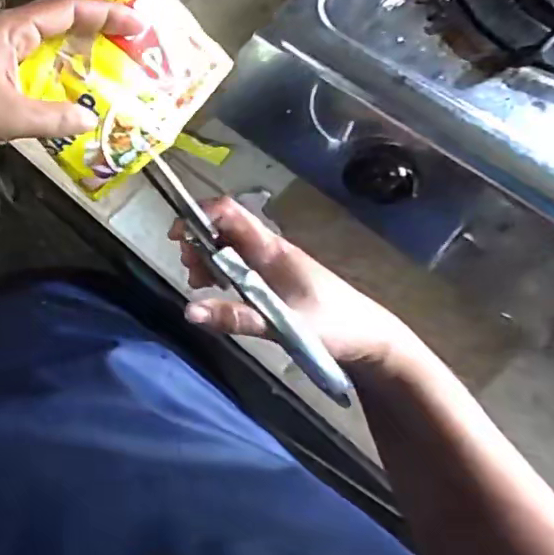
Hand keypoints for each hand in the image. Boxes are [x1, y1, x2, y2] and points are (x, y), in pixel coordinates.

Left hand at [0, 0, 144, 156]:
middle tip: (132, 44)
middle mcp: (2, 32)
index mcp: (10, 29)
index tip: (140, 26)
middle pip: (57, 20)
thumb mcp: (11, 118)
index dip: (107, 14)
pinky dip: (52, 70)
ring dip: (74, 51)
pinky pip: (28, 62)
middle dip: (96, 28)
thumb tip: (91, 120)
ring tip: (109, 63)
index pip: (67, 9)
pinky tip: (67, 87)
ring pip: (43, 42)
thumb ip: (54, 118)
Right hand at [170, 196, 425, 371]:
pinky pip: (235, 262)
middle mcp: (267, 249)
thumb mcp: (284, 325)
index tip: (177, 238)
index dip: (197, 215)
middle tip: (192, 274)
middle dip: (195, 244)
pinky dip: (217, 271)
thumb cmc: (336, 328)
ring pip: (225, 246)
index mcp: (271, 249)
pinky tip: (218, 292)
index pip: (228, 212)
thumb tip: (189, 310)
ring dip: (204, 259)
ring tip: (201, 286)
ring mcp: (270, 262)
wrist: (377, 343)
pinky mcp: (271, 277)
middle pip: (219, 228)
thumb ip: (236, 317)